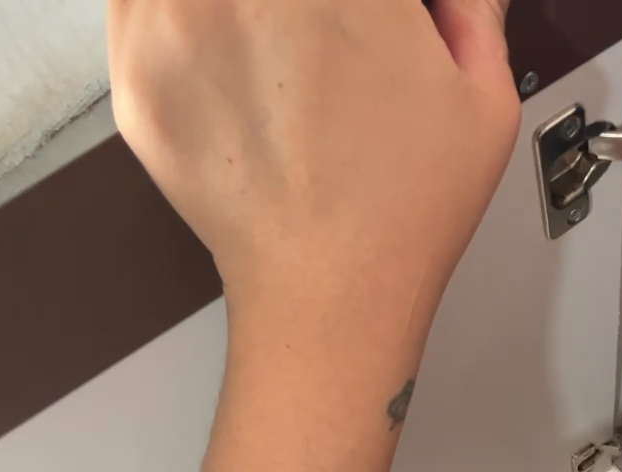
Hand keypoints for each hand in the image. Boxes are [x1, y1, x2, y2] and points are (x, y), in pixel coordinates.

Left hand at [108, 0, 520, 348]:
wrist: (332, 292)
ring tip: (274, 65)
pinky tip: (232, 67)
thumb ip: (471, 9)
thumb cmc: (406, 212)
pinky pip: (140, 2)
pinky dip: (182, 19)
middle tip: (318, 41)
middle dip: (301, 13)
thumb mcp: (485, 103)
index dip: (359, 5)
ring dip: (235, 16)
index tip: (362, 21)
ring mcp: (178, 14)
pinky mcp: (136, 66)